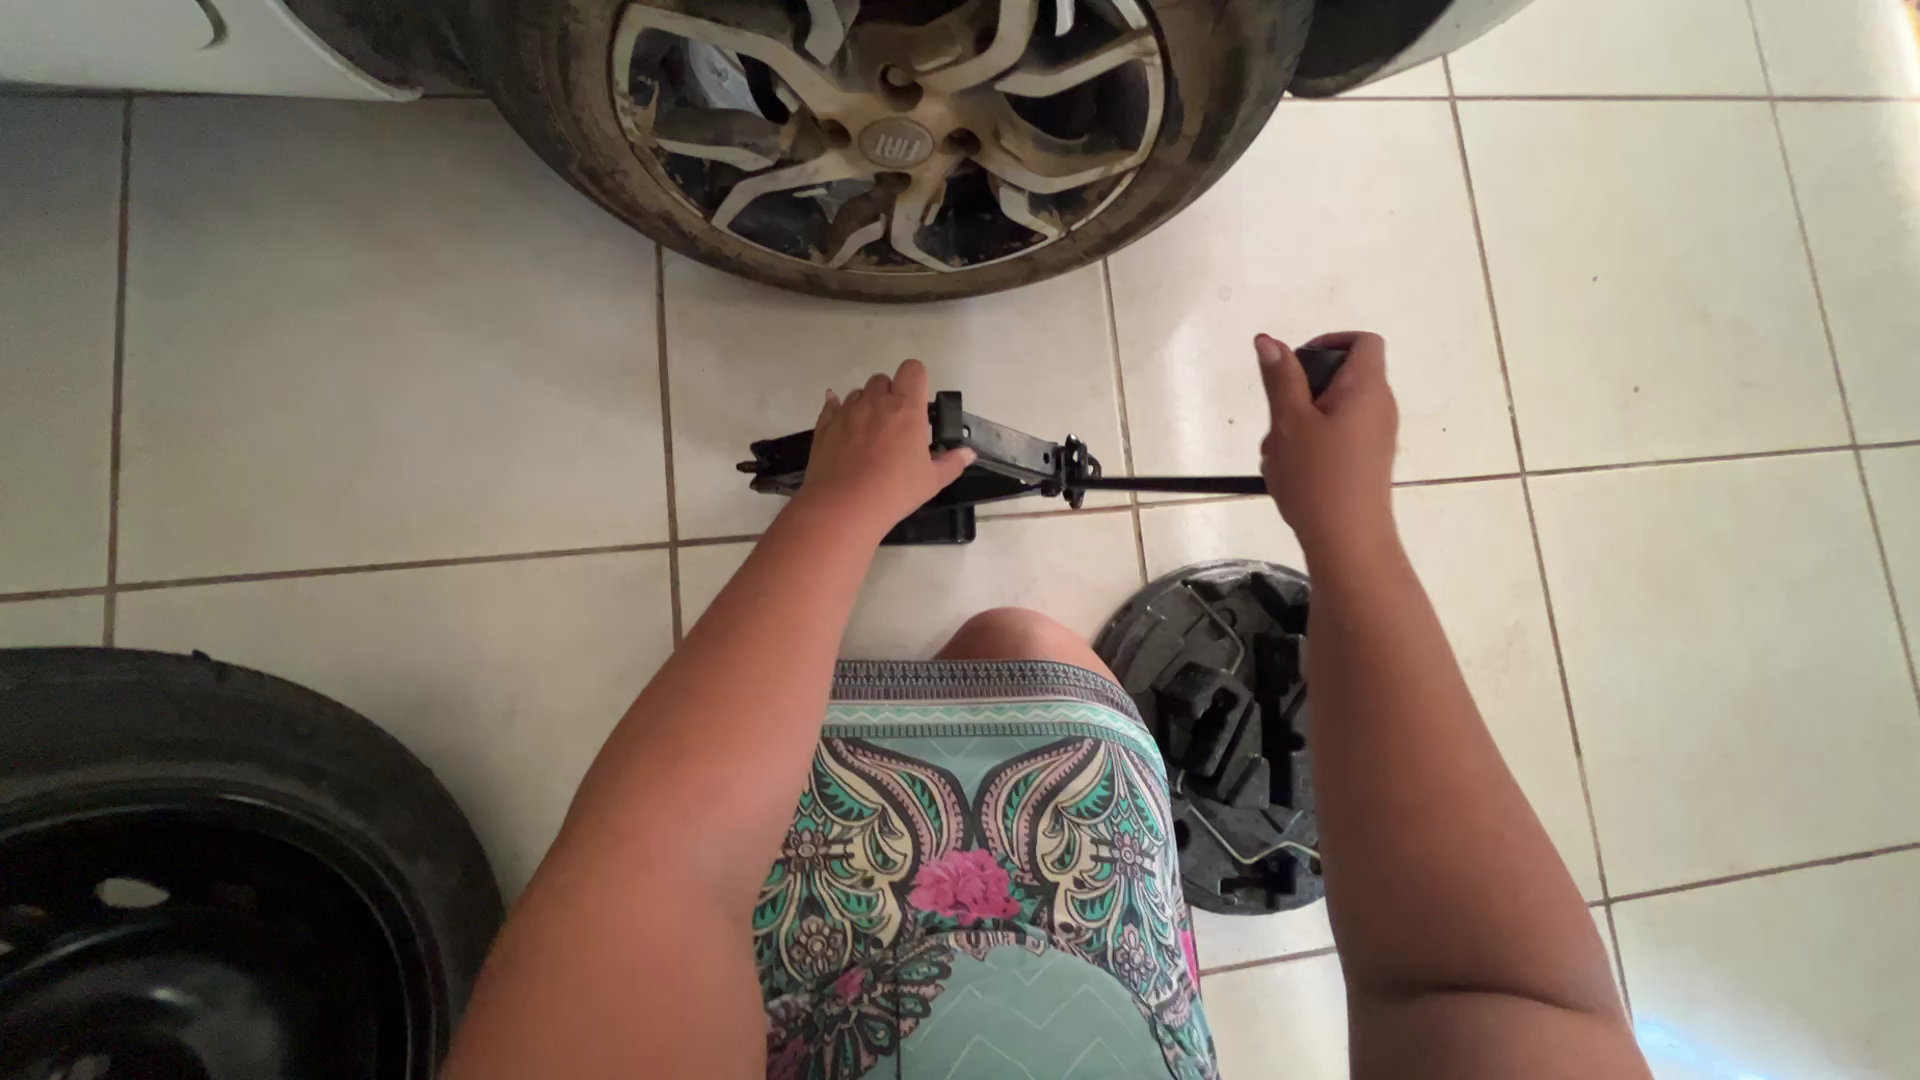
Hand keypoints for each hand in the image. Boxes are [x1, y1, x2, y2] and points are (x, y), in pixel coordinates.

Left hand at [792, 358, 975, 538]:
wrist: (844, 506)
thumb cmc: (895, 491)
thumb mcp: (931, 481)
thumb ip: (951, 463)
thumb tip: (968, 453)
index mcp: (906, 408)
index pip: (913, 370)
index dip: (916, 380)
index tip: (917, 402)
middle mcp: (875, 402)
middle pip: (883, 379)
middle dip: (889, 395)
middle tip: (894, 423)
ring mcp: (847, 411)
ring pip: (858, 393)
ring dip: (866, 405)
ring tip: (869, 432)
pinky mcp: (824, 425)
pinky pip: (831, 405)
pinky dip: (838, 410)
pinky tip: (843, 424)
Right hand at [1255, 331, 1398, 554]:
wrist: (1347, 539)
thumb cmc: (1317, 476)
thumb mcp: (1289, 423)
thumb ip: (1280, 379)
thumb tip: (1269, 340)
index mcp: (1365, 388)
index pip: (1361, 342)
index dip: (1328, 342)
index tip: (1293, 366)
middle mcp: (1378, 406)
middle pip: (1339, 378)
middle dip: (1298, 392)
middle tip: (1276, 418)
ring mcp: (1374, 436)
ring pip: (1329, 411)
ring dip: (1297, 423)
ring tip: (1277, 453)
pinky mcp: (1364, 461)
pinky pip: (1334, 437)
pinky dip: (1308, 444)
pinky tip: (1288, 471)